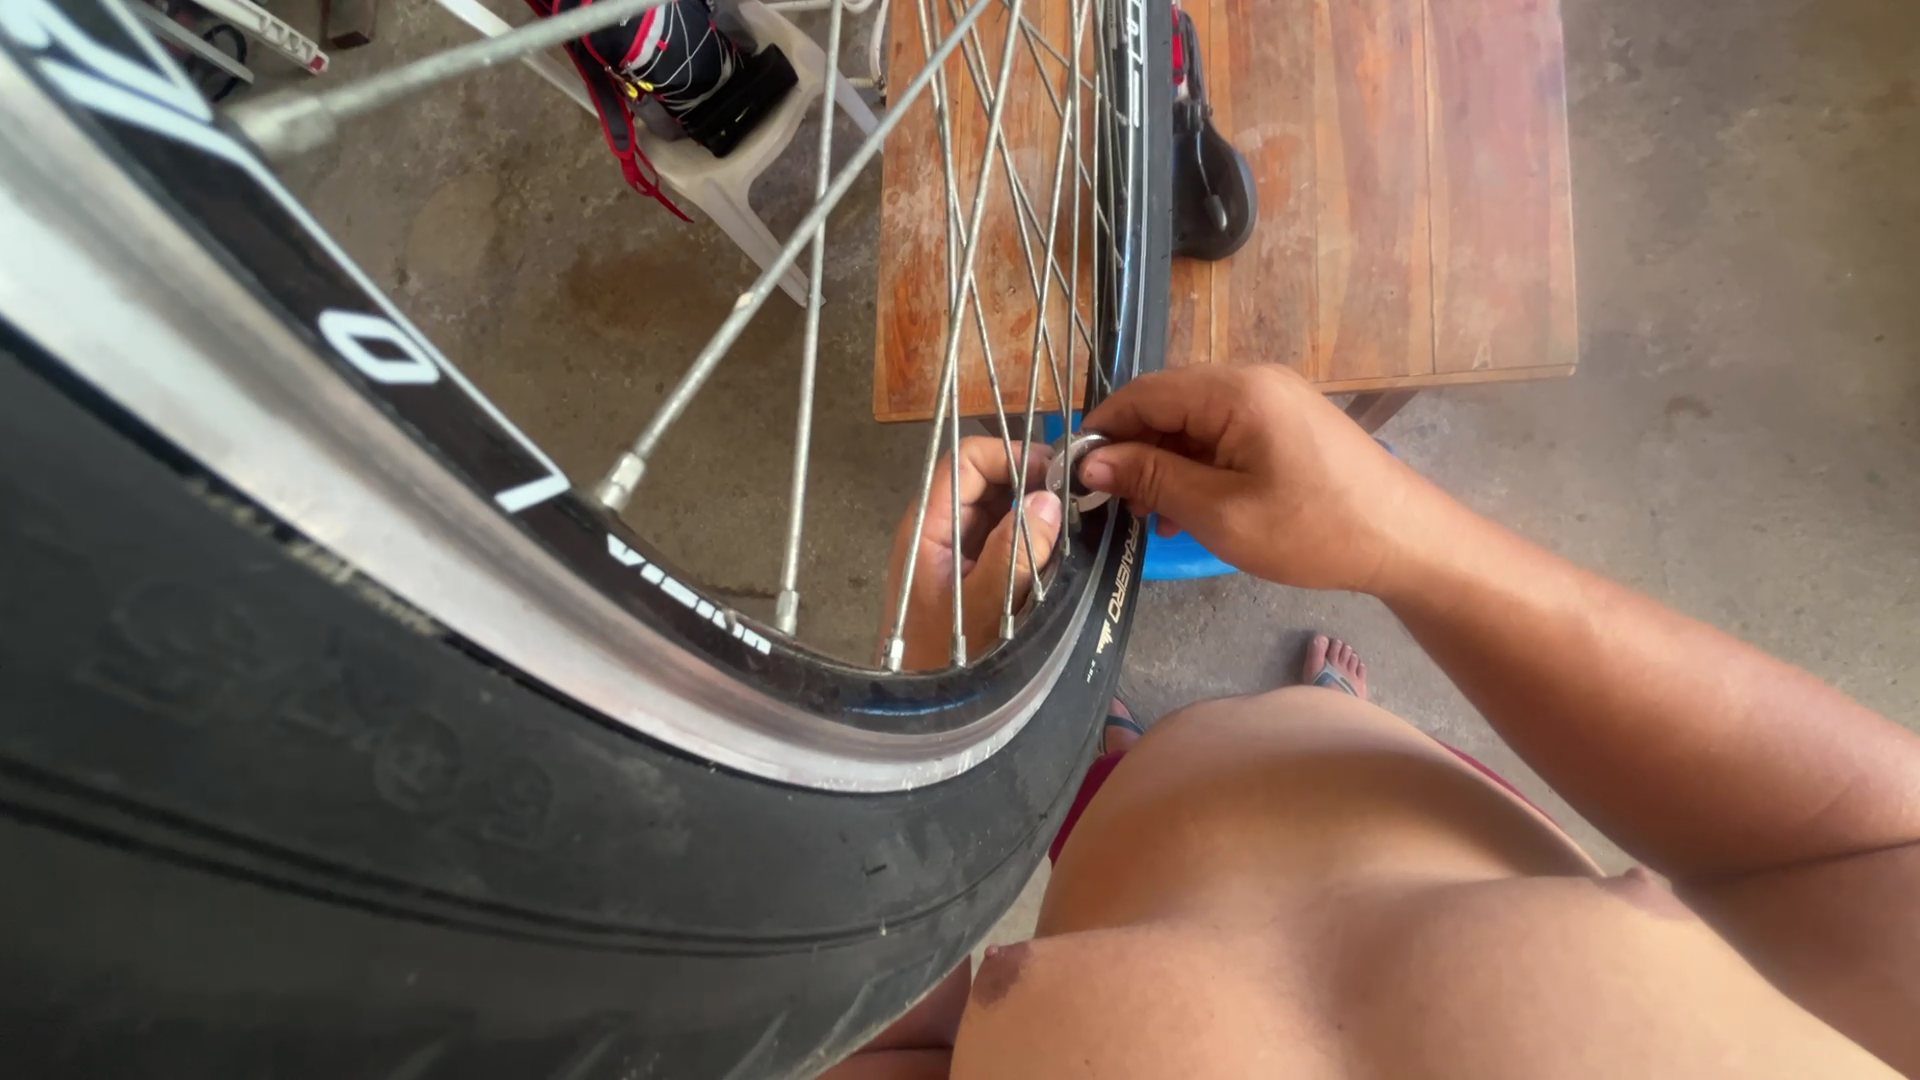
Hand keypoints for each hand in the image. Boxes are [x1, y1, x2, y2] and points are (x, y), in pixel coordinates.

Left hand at [882, 436, 1064, 670]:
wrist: (919, 712)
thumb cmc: (945, 659)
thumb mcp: (985, 608)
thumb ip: (1016, 553)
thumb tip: (1050, 498)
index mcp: (927, 526)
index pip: (965, 460)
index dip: (1010, 456)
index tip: (1055, 476)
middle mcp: (937, 528)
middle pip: (983, 479)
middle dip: (1028, 482)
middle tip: (1074, 502)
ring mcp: (953, 549)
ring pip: (996, 507)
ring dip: (1032, 511)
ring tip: (1070, 528)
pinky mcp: (969, 570)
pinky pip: (1002, 536)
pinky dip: (1029, 537)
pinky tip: (1054, 554)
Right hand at [1077, 364, 1432, 593]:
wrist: (1406, 542)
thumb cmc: (1311, 530)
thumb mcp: (1219, 511)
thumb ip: (1151, 479)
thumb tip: (1090, 463)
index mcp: (1234, 391)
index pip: (1144, 393)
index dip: (1103, 430)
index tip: (1074, 473)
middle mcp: (1250, 381)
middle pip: (1165, 404)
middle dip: (1131, 450)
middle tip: (1110, 502)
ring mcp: (1269, 400)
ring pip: (1189, 422)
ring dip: (1161, 463)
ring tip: (1146, 514)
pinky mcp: (1281, 423)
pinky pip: (1219, 435)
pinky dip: (1193, 466)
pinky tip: (1183, 508)